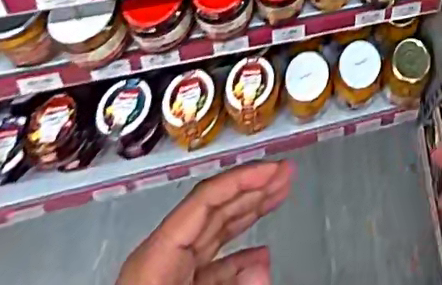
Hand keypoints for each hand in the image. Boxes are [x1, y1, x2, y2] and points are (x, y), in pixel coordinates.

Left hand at [115, 160, 294, 284]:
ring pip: (214, 237)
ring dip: (249, 217)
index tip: (275, 168)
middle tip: (286, 172)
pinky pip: (211, 271)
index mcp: (156, 258)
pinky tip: (263, 257)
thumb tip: (264, 264)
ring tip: (281, 196)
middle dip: (250, 190)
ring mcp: (167, 281)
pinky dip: (239, 261)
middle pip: (211, 212)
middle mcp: (161, 261)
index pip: (204, 201)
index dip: (242, 179)